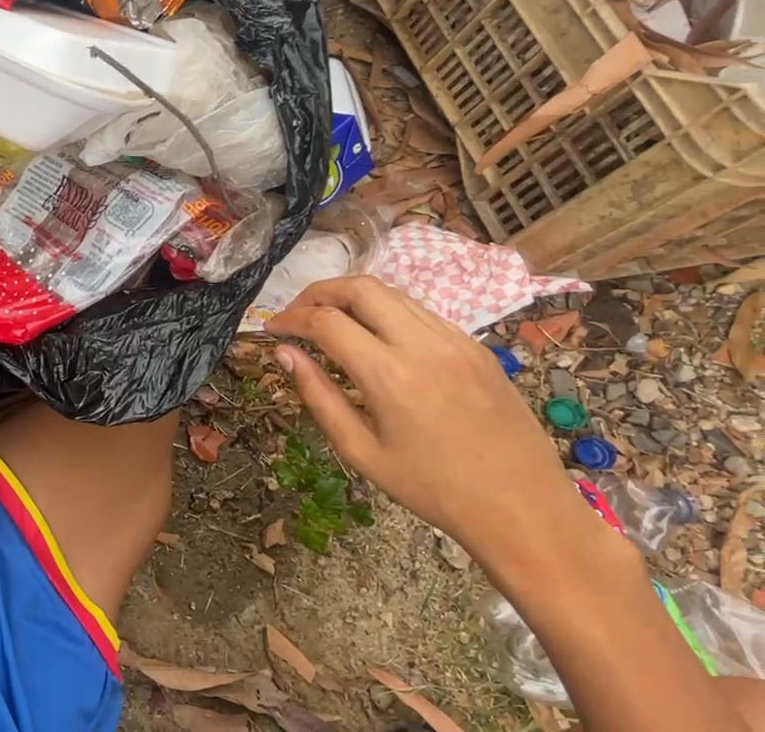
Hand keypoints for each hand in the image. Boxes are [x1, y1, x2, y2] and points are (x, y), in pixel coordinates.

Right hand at [266, 277, 583, 561]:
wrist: (526, 510)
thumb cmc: (434, 489)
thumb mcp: (360, 451)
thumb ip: (318, 396)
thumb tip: (284, 354)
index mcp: (390, 376)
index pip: (325, 321)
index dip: (290, 319)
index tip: (272, 331)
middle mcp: (425, 347)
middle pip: (360, 287)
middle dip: (318, 292)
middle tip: (297, 315)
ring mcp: (457, 343)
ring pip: (392, 293)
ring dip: (352, 298)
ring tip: (330, 322)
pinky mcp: (477, 349)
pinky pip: (421, 312)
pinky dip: (386, 312)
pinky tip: (374, 338)